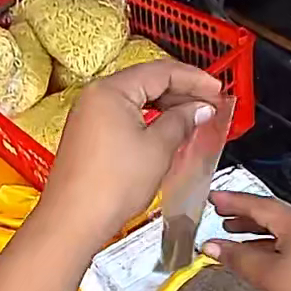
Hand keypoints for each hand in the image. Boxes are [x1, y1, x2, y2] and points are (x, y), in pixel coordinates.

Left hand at [35, 59, 222, 244]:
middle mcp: (96, 97)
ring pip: (137, 101)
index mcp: (111, 91)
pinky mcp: (89, 136)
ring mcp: (90, 117)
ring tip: (194, 120)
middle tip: (209, 104)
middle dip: (182, 93)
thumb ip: (182, 121)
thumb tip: (199, 109)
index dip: (194, 79)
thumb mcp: (158, 149)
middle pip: (148, 83)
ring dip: (167, 109)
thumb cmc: (108, 187)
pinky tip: (167, 134)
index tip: (215, 88)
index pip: (161, 71)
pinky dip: (149, 122)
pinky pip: (125, 118)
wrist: (75, 220)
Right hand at [202, 192, 290, 290]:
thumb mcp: (267, 273)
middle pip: (269, 215)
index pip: (258, 204)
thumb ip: (237, 258)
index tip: (213, 197)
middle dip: (242, 214)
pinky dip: (265, 248)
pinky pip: (284, 246)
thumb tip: (210, 246)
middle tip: (220, 213)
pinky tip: (255, 259)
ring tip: (232, 234)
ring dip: (253, 232)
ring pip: (277, 231)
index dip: (232, 201)